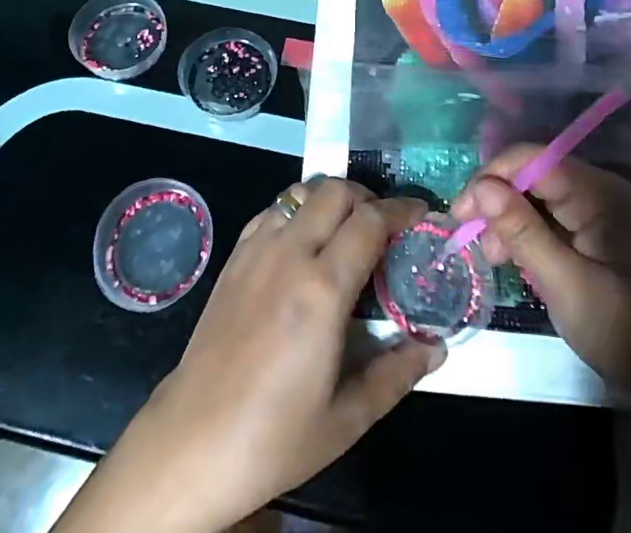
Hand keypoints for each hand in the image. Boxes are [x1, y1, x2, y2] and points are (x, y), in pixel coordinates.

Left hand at [54, 179, 445, 532]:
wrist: (195, 438)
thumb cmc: (277, 435)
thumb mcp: (350, 415)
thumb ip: (398, 372)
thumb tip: (435, 345)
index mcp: (322, 288)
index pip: (369, 221)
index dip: (401, 210)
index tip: (421, 214)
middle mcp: (287, 255)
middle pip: (332, 191)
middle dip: (367, 196)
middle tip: (386, 225)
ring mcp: (253, 253)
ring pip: (297, 194)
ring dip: (329, 200)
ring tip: (347, 231)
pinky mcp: (231, 260)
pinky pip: (269, 213)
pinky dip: (295, 212)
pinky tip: (304, 245)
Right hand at [451, 146, 630, 412]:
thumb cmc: (627, 332)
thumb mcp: (566, 285)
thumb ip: (522, 232)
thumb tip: (480, 187)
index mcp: (601, 196)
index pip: (532, 160)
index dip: (491, 178)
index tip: (462, 215)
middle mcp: (602, 192)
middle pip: (531, 174)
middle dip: (496, 201)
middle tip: (473, 239)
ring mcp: (601, 211)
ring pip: (536, 195)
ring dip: (507, 219)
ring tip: (494, 257)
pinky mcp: (597, 231)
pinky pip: (550, 215)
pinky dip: (525, 232)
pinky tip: (513, 257)